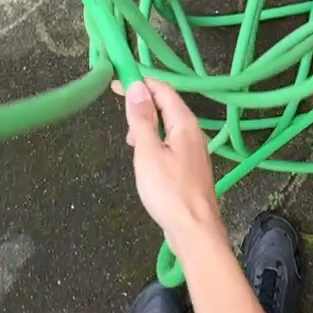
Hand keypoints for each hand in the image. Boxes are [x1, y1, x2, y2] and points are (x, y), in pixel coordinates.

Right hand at [116, 78, 220, 250]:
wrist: (195, 230)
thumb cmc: (169, 191)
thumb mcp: (148, 153)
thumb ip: (142, 120)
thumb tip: (136, 88)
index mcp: (184, 123)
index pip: (163, 90)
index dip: (141, 82)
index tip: (118, 81)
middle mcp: (193, 132)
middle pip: (167, 106)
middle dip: (143, 104)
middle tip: (122, 115)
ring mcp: (194, 150)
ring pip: (168, 125)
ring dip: (148, 125)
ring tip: (130, 141)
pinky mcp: (190, 167)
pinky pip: (171, 142)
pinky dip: (155, 141)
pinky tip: (145, 158)